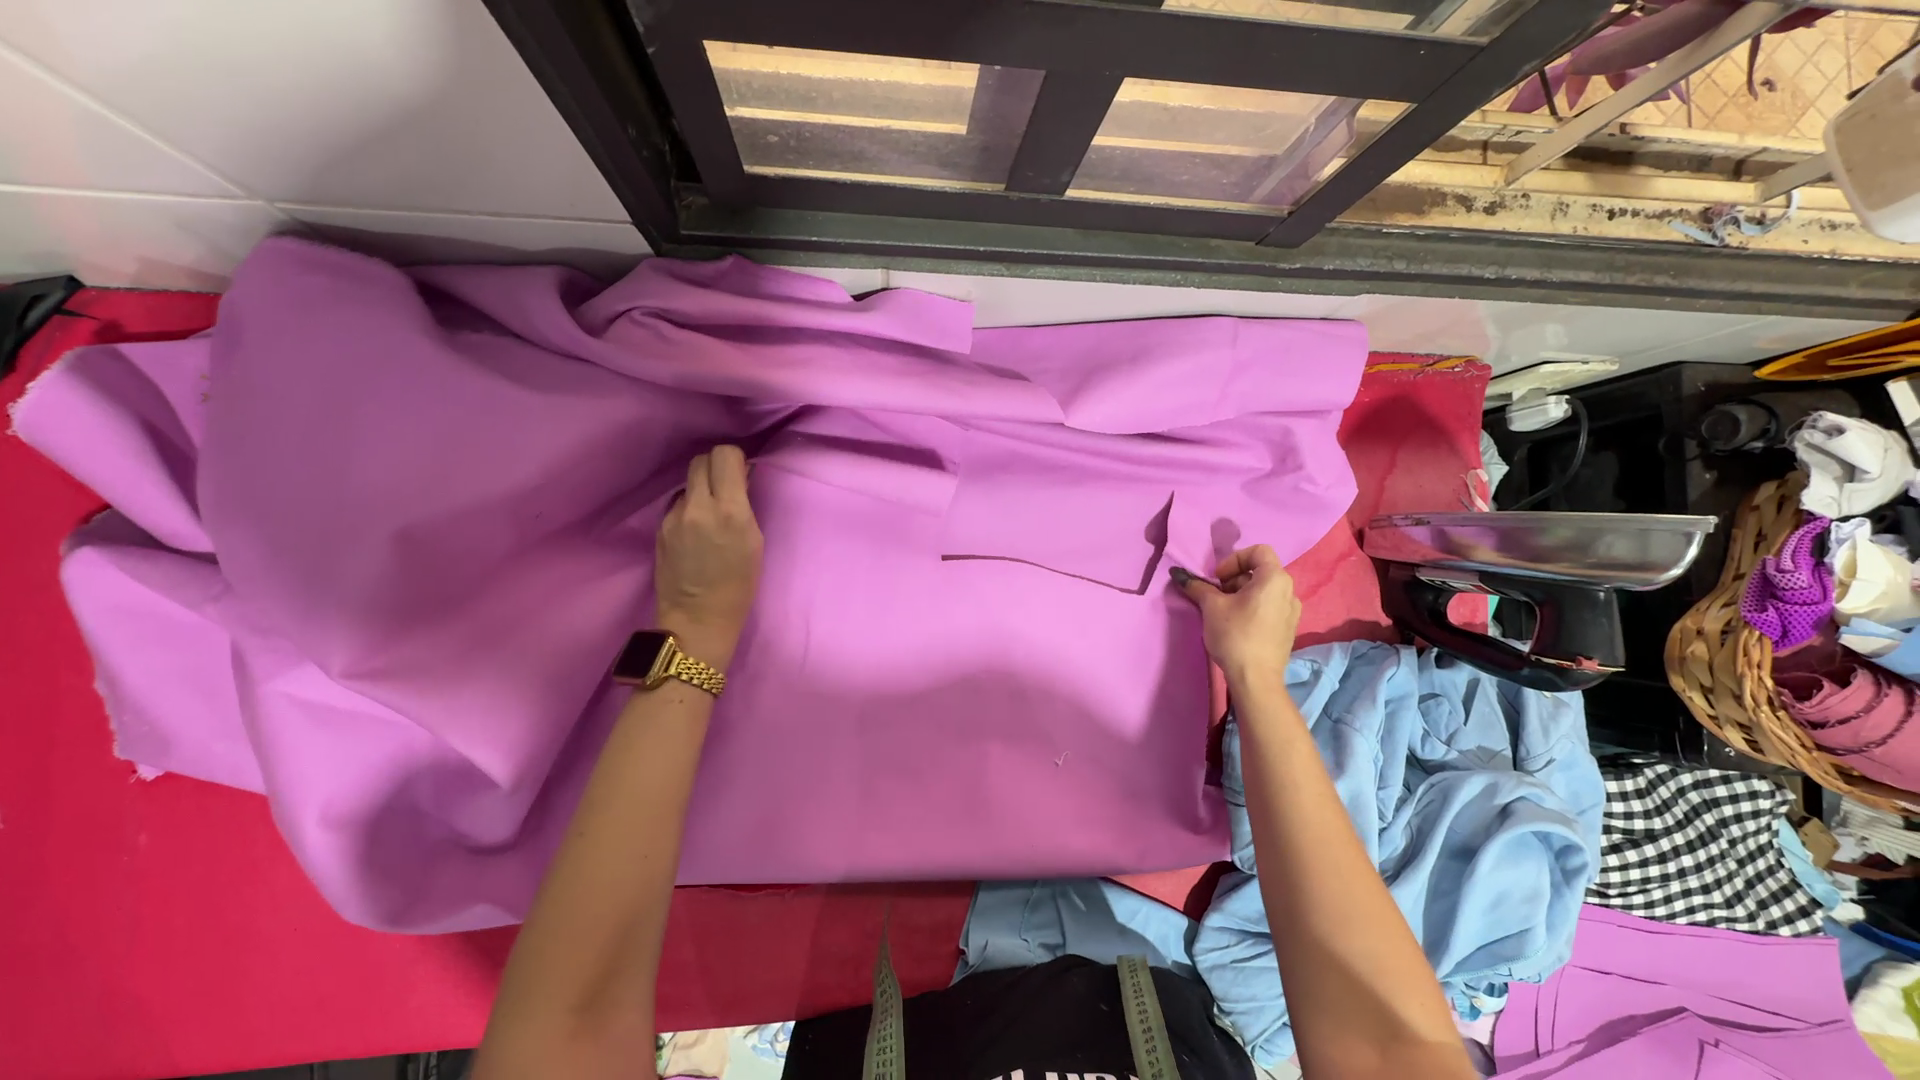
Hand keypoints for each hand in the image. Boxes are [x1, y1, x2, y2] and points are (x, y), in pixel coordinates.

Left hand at [653, 445, 762, 668]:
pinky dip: (688, 509)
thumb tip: (738, 480)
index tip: (741, 473)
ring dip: (701, 489)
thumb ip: (744, 505)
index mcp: (730, 510)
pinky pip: (678, 504)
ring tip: (710, 514)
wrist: (698, 617)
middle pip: (701, 460)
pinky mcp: (660, 528)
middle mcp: (698, 506)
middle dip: (715, 468)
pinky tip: (694, 532)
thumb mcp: (754, 541)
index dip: (734, 459)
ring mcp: (674, 517)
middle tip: (726, 487)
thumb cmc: (739, 585)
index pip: (724, 455)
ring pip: (688, 483)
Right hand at [1172, 545, 1299, 690]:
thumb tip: (1179, 575)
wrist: (1256, 678)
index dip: (1234, 559)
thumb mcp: (1211, 607)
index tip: (1218, 579)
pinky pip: (1270, 607)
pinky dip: (1252, 608)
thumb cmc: (1235, 635)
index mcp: (1275, 578)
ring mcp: (1292, 611)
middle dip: (1234, 579)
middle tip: (1216, 596)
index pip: (1258, 551)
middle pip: (1260, 571)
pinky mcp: (1288, 629)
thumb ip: (1197, 587)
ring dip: (1242, 594)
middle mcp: (1289, 591)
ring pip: (1264, 591)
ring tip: (1224, 612)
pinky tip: (1238, 626)